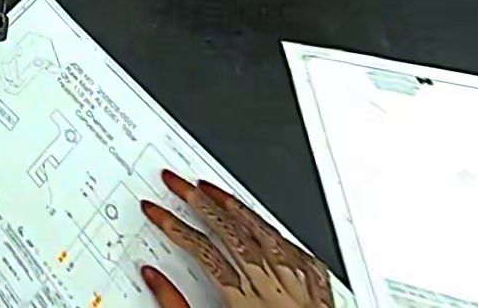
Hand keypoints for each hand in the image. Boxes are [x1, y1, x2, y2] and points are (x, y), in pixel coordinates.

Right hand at [139, 170, 329, 307]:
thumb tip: (152, 277)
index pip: (202, 251)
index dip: (173, 225)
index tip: (153, 209)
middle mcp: (277, 297)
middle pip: (233, 235)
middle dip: (199, 202)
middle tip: (176, 182)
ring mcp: (303, 299)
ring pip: (268, 237)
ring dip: (237, 208)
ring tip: (212, 189)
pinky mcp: (324, 307)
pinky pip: (304, 261)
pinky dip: (281, 238)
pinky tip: (268, 228)